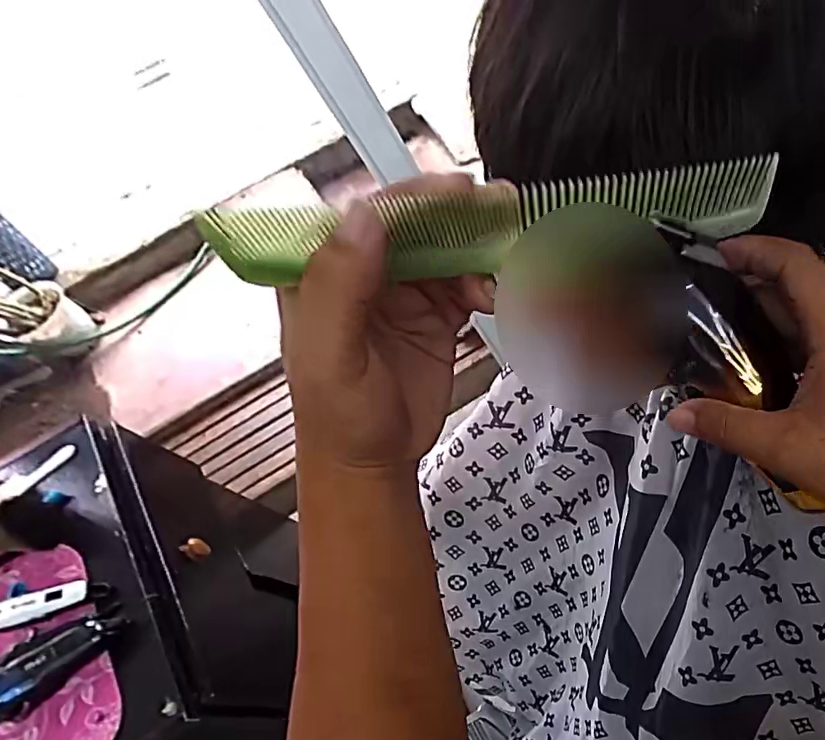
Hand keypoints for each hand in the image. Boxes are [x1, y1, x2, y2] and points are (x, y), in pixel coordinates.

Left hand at [277, 174, 493, 473]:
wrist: (374, 460)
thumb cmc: (338, 417)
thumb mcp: (328, 355)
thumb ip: (340, 285)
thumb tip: (366, 220)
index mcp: (323, 270)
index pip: (370, 217)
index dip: (415, 199)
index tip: (458, 193)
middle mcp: (364, 273)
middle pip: (414, 226)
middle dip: (456, 217)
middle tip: (497, 210)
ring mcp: (402, 294)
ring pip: (445, 253)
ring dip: (477, 254)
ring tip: (501, 270)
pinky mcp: (434, 317)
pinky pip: (464, 286)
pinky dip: (485, 286)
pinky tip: (493, 298)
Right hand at [666, 236, 824, 529]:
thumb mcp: (785, 446)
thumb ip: (727, 426)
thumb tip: (677, 415)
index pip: (795, 263)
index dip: (754, 250)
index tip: (715, 257)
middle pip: (801, 287)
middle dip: (752, 284)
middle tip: (704, 301)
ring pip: (811, 318)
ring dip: (770, 318)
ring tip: (723, 334)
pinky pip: (822, 344)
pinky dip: (789, 345)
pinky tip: (762, 372)